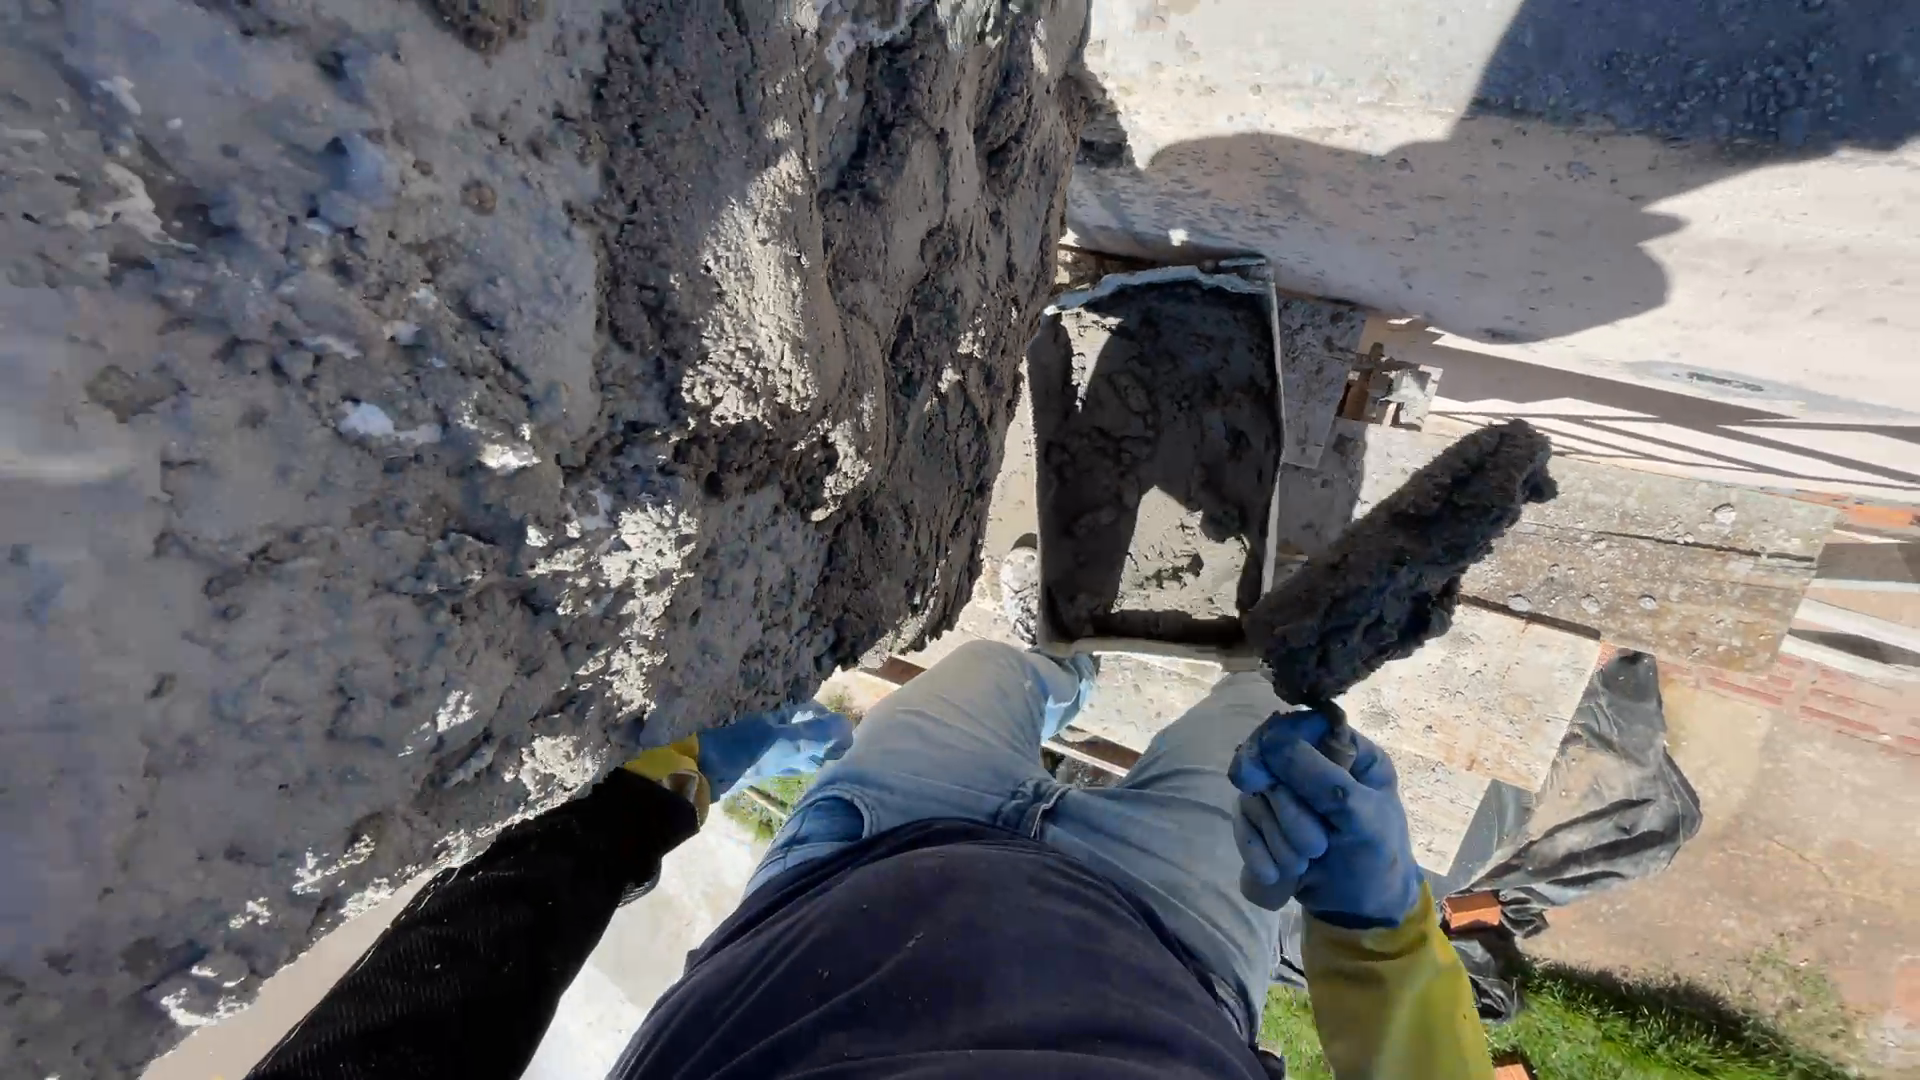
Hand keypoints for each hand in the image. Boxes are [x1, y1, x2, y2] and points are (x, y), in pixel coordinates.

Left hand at [622, 701, 851, 824]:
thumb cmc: (743, 753)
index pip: (809, 711)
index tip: (845, 733)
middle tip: (842, 749)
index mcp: (778, 718)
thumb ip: (815, 736)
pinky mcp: (750, 765)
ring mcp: (759, 747)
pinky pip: (781, 760)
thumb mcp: (784, 744)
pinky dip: (796, 763)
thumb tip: (847, 726)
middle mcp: (770, 728)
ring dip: (810, 751)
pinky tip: (800, 770)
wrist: (699, 773)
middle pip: (802, 728)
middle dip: (822, 736)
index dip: (828, 720)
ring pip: (792, 745)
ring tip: (829, 760)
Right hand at [1228, 709, 1421, 927]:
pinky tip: (1273, 873)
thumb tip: (1269, 742)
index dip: (1276, 746)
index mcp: (1347, 753)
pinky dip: (1254, 849)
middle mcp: (1312, 765)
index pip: (1299, 726)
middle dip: (1284, 811)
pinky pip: (1242, 822)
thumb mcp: (1361, 817)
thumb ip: (1320, 777)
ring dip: (1273, 836)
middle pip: (1268, 764)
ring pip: (1252, 796)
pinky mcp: (1264, 819)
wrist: (1361, 914)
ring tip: (1302, 863)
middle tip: (1314, 845)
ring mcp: (1284, 791)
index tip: (1260, 775)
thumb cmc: (1375, 859)